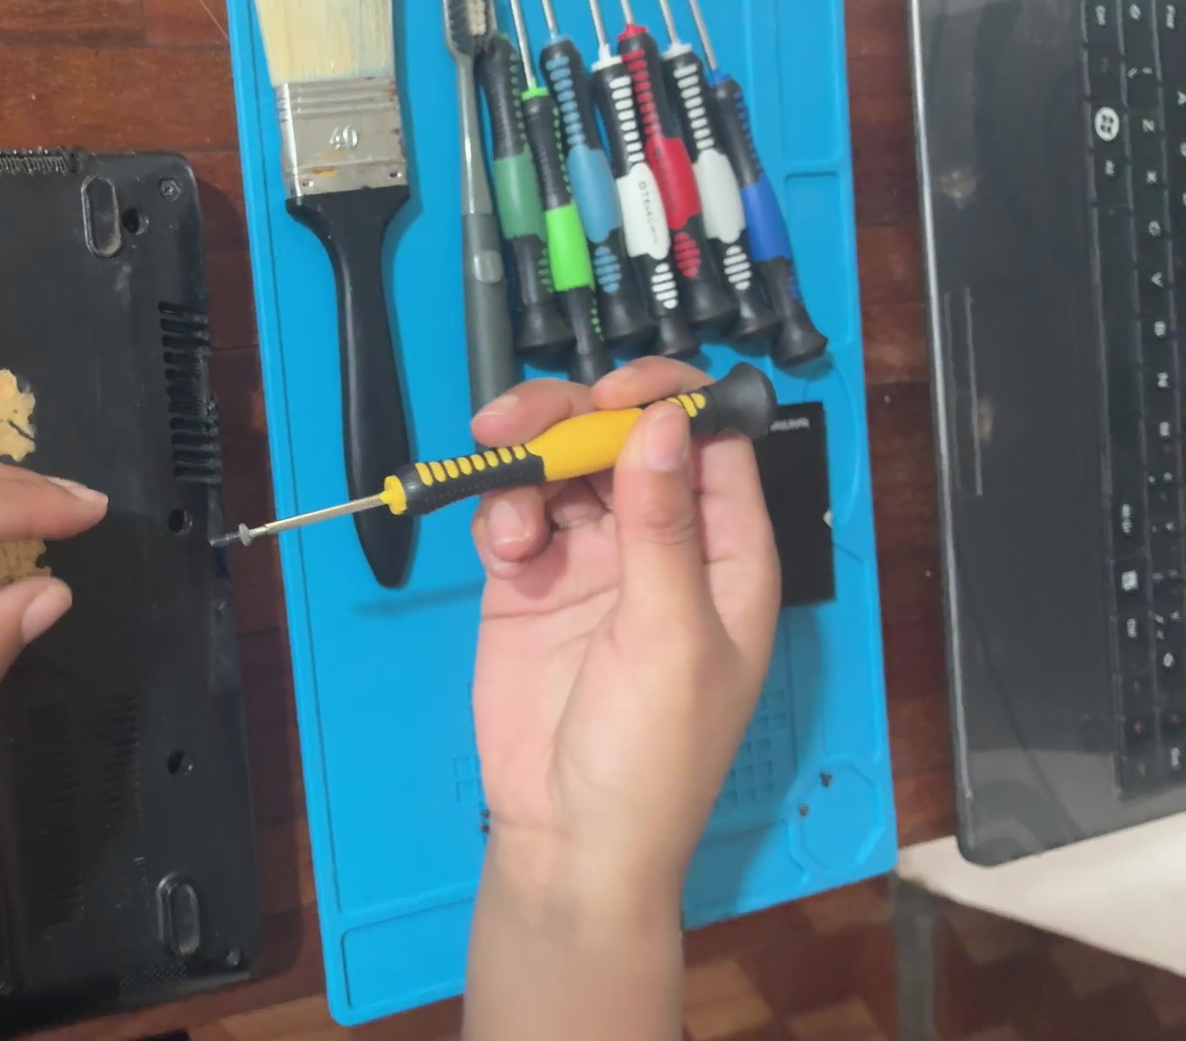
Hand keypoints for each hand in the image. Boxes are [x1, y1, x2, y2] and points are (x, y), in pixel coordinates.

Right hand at [468, 358, 780, 917]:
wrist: (561, 822)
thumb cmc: (649, 745)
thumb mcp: (670, 636)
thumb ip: (662, 528)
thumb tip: (660, 424)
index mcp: (720, 550)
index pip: (704, 445)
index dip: (663, 404)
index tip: (611, 396)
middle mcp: (652, 539)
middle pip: (613, 442)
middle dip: (566, 422)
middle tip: (510, 423)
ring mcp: (583, 556)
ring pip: (553, 471)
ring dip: (522, 473)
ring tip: (508, 521)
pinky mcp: (524, 575)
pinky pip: (511, 515)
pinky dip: (499, 518)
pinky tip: (503, 554)